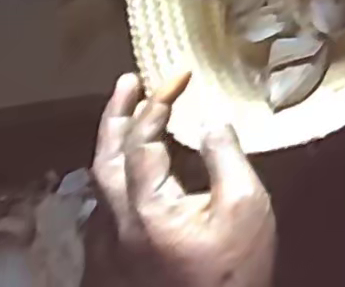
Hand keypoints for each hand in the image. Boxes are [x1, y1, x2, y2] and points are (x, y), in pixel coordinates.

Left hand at [91, 73, 275, 286]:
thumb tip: (209, 120)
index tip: (180, 77)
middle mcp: (119, 228)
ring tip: (128, 114)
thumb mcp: (245, 206)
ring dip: (113, 142)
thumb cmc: (235, 273)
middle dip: (116, 114)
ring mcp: (115, 251)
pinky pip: (106, 208)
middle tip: (128, 81)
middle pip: (105, 159)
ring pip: (100, 185)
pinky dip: (115, 175)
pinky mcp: (121, 267)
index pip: (142, 140)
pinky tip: (129, 170)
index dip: (158, 103)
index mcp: (148, 209)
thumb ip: (225, 154)